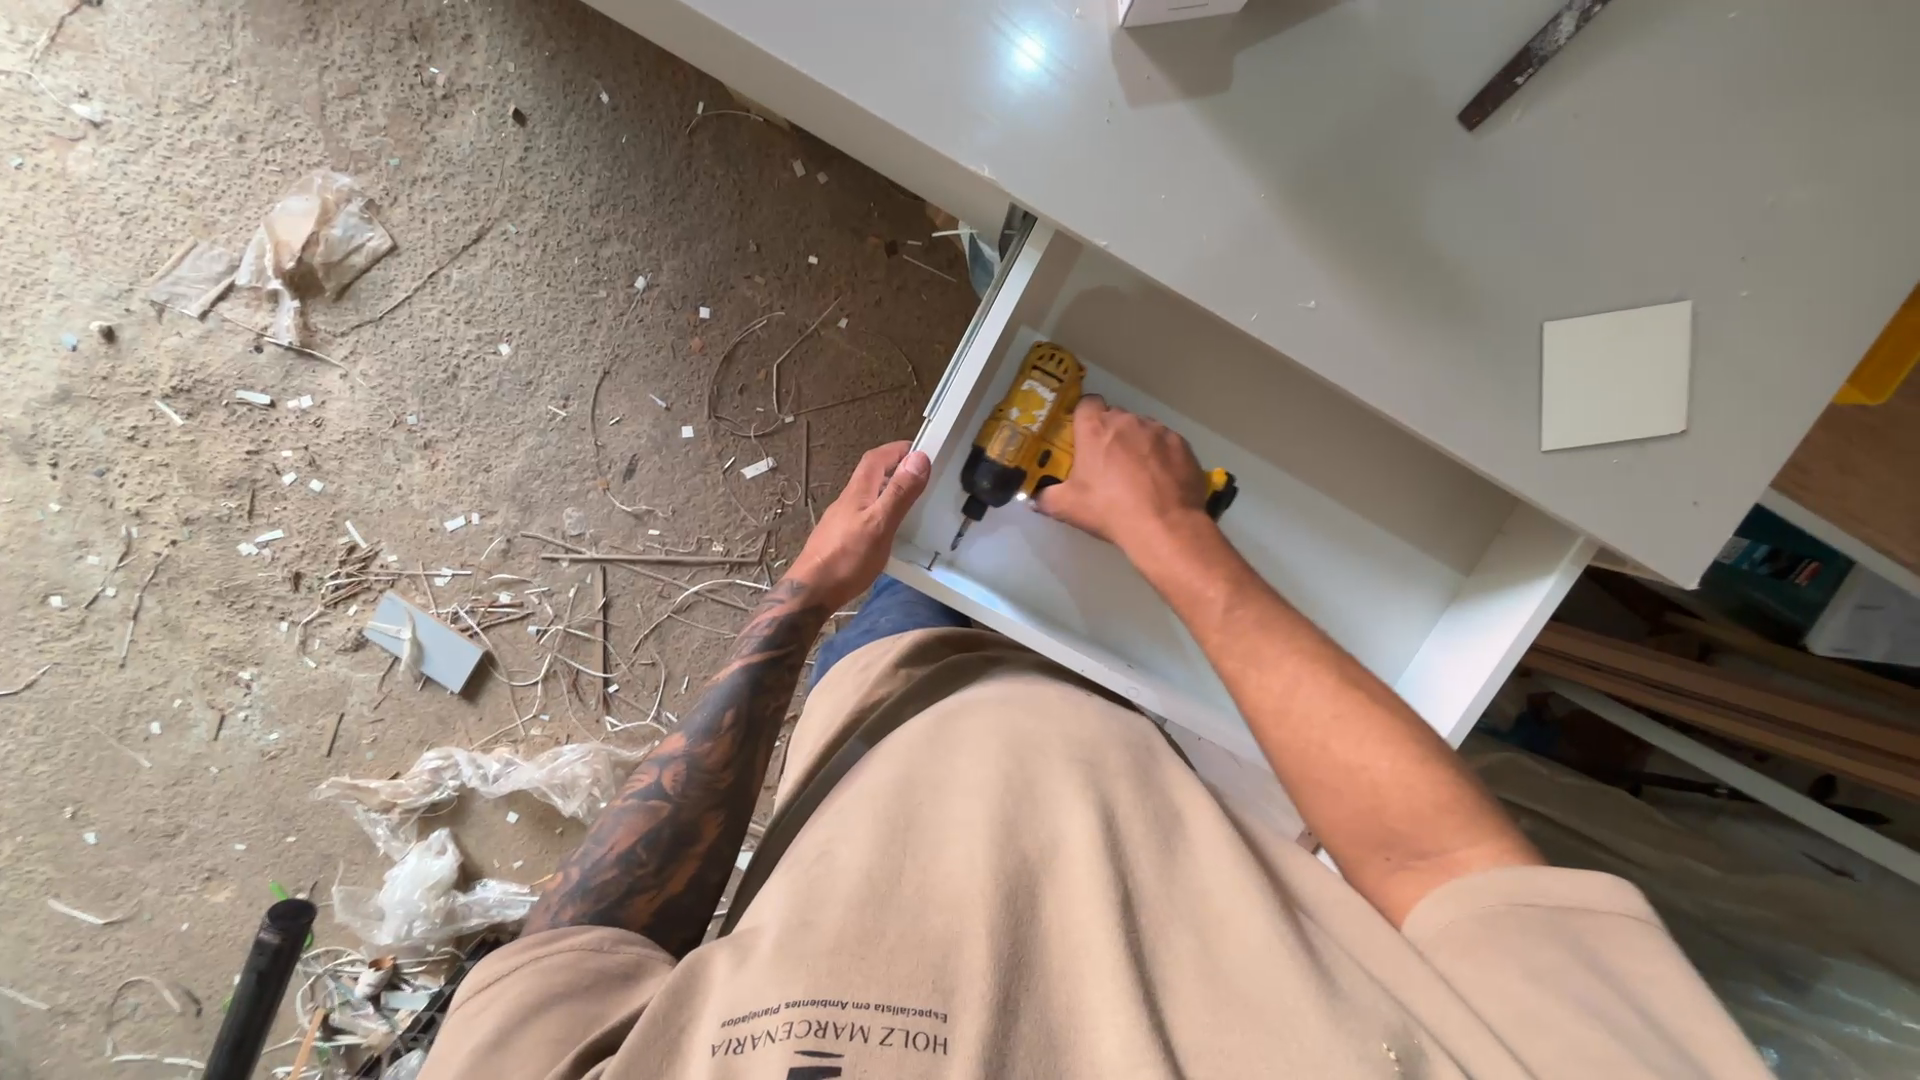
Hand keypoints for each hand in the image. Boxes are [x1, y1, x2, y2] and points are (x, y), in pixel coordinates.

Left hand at [788, 441, 929, 609]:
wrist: (812, 591)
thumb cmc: (847, 558)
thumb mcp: (880, 524)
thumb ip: (899, 493)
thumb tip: (919, 458)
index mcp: (858, 492)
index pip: (876, 458)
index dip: (897, 449)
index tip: (920, 449)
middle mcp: (848, 501)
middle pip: (871, 474)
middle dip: (895, 467)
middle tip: (919, 473)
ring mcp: (842, 519)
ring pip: (868, 494)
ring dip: (889, 489)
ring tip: (911, 498)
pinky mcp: (841, 537)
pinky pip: (865, 514)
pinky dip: (882, 510)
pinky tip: (890, 527)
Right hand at [1035, 396, 1213, 555]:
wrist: (1164, 525)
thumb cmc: (1109, 509)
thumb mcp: (1068, 508)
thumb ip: (1046, 498)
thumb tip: (1035, 498)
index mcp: (1095, 428)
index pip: (1087, 404)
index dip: (1084, 418)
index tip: (1084, 438)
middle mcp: (1127, 421)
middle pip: (1115, 418)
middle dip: (1111, 435)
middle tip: (1109, 465)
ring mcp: (1158, 430)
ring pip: (1143, 429)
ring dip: (1138, 445)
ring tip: (1139, 475)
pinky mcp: (1182, 445)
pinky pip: (1167, 444)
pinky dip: (1163, 457)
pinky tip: (1162, 481)